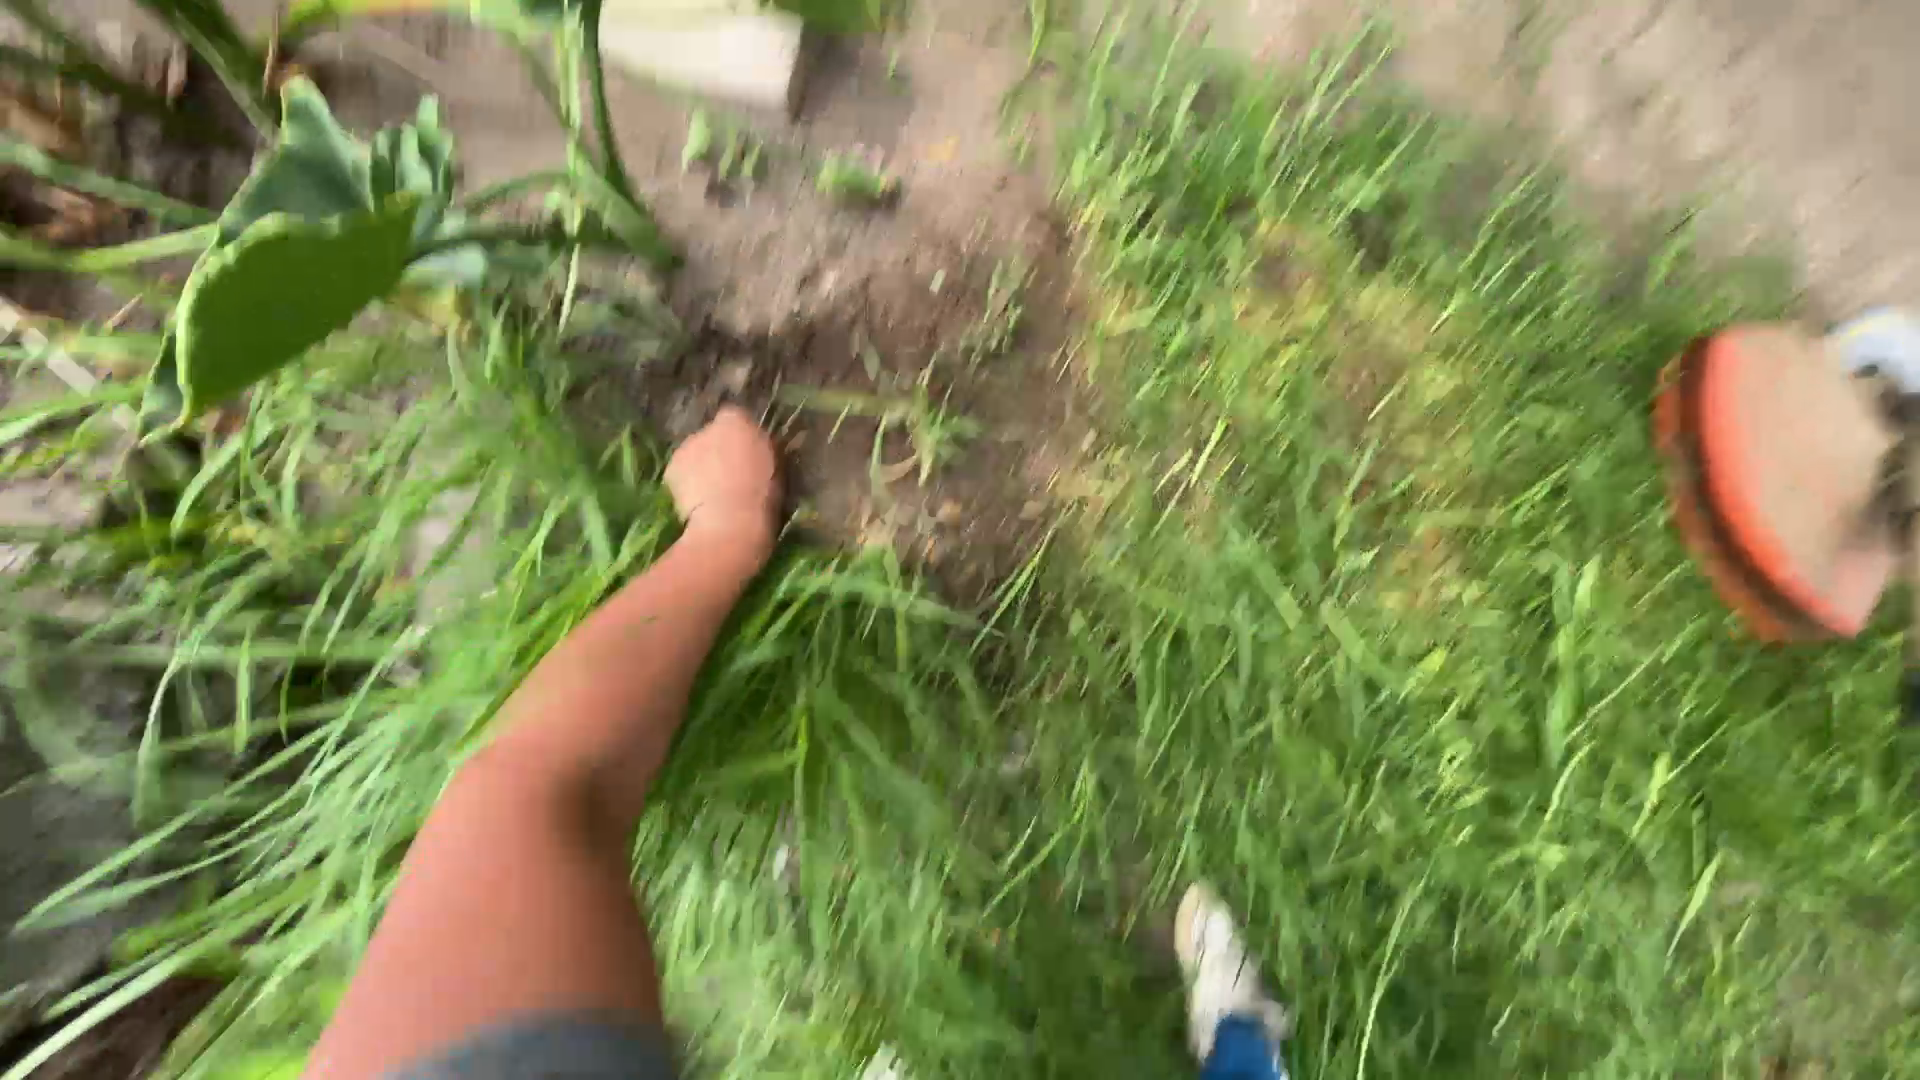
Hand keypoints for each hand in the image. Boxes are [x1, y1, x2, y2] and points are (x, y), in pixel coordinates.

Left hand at [665, 406, 781, 560]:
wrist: (730, 522)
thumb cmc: (762, 496)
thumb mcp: (775, 468)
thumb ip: (760, 450)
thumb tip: (754, 450)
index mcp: (738, 423)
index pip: (736, 418)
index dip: (741, 436)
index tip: (748, 455)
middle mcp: (707, 427)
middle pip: (712, 435)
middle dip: (718, 451)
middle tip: (731, 477)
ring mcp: (686, 448)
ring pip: (694, 453)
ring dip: (702, 467)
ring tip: (713, 493)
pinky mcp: (671, 469)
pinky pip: (681, 472)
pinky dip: (686, 483)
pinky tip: (697, 501)